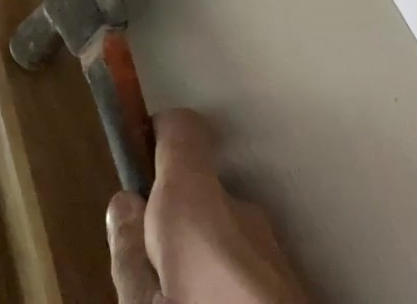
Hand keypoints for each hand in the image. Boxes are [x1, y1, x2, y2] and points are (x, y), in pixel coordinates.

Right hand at [107, 110, 308, 303]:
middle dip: (171, 220)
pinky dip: (227, 280)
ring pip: (224, 232)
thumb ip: (129, 252)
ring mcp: (272, 245)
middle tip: (149, 270)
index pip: (181, 129)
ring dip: (201, 257)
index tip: (135, 159)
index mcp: (197, 201)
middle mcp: (242, 210)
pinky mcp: (292, 276)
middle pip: (198, 192)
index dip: (155, 136)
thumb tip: (124, 206)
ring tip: (182, 300)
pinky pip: (247, 262)